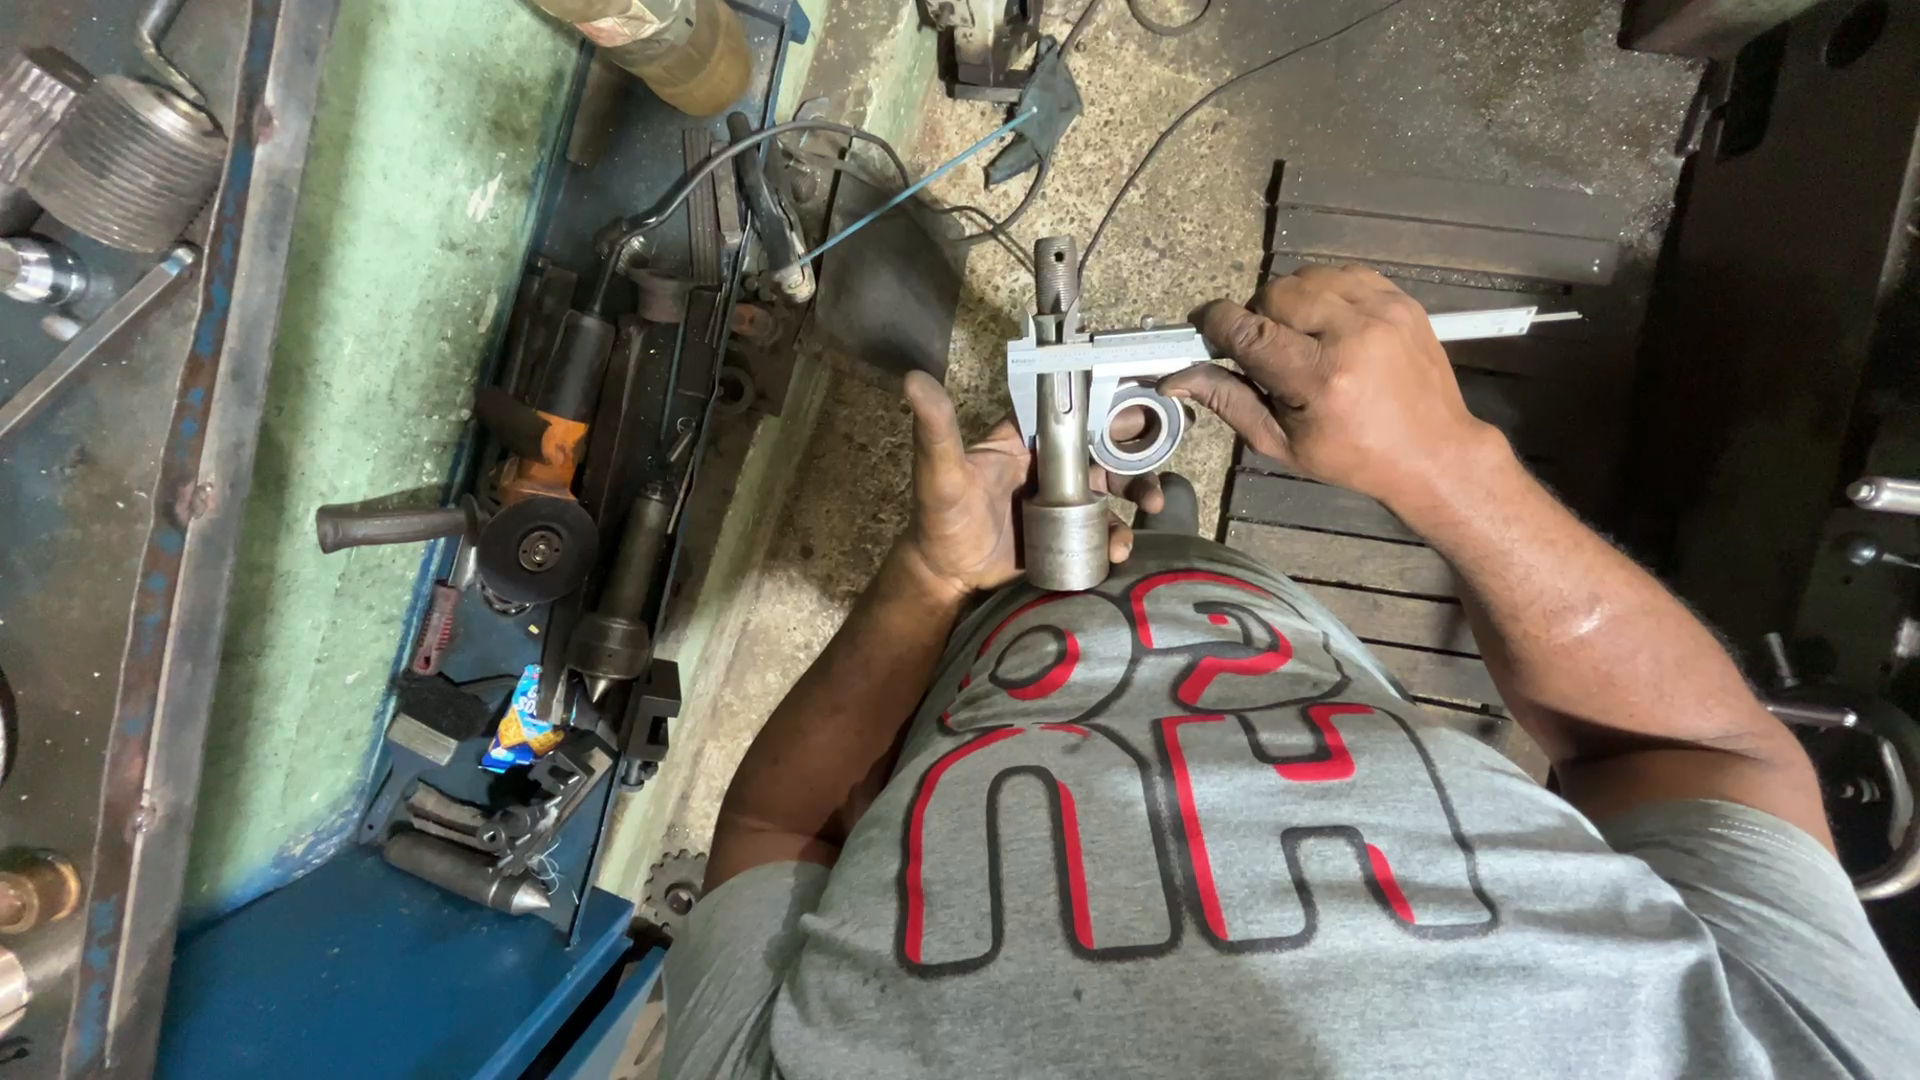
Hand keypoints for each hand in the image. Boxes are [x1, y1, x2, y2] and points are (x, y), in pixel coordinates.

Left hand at [900, 371, 1162, 599]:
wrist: (948, 575)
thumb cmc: (940, 518)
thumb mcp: (940, 472)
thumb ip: (936, 430)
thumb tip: (914, 380)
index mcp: (1025, 439)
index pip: (1070, 409)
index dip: (1107, 402)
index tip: (1140, 403)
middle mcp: (1049, 463)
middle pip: (1103, 445)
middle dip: (1135, 450)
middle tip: (1153, 455)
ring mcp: (1063, 498)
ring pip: (1113, 485)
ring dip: (1139, 489)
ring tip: (1150, 505)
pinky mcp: (1070, 532)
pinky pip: (1104, 528)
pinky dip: (1118, 535)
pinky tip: (1118, 549)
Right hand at [1161, 264, 1504, 510]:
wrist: (1432, 450)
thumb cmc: (1349, 456)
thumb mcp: (1279, 441)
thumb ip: (1228, 401)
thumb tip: (1177, 377)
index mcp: (1320, 378)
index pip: (1249, 331)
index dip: (1217, 325)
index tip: (1204, 330)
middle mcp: (1352, 334)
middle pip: (1275, 293)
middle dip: (1257, 316)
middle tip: (1264, 350)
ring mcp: (1382, 310)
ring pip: (1307, 277)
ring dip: (1289, 302)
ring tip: (1296, 337)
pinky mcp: (1401, 299)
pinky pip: (1342, 273)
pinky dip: (1322, 292)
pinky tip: (1325, 324)